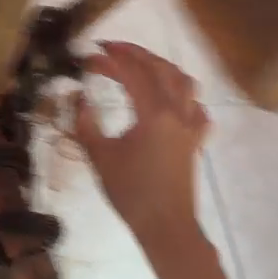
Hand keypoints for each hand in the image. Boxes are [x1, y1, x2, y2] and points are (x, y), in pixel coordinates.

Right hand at [70, 41, 210, 244]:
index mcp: (154, 113)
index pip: (132, 73)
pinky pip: (198, 109)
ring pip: (184, 83)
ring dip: (162, 68)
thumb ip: (86, 123)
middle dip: (135, 54)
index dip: (110, 60)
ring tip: (140, 67)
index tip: (89, 57)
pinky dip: (184, 97)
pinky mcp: (196, 141)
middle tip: (111, 50)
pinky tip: (171, 102)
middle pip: (161, 69)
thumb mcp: (100, 157)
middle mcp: (178, 112)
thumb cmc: (131, 194)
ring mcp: (191, 126)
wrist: (166, 227)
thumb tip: (79, 98)